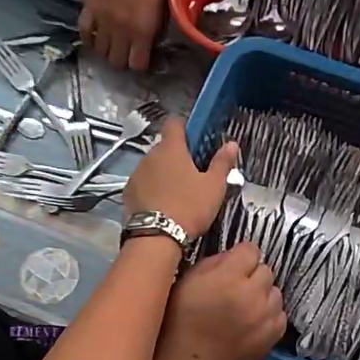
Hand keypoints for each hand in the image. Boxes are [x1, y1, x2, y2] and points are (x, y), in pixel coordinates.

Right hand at [80, 0, 166, 70]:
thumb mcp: (162, 6)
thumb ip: (154, 29)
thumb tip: (147, 44)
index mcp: (142, 30)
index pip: (137, 65)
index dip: (140, 65)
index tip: (142, 58)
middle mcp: (121, 29)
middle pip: (116, 62)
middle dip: (122, 60)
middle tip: (126, 51)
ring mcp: (102, 18)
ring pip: (99, 51)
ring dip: (106, 50)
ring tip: (112, 42)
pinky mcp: (88, 4)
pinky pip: (84, 31)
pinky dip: (89, 37)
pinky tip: (95, 33)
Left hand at [123, 116, 240, 238]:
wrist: (156, 237)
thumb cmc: (189, 207)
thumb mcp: (213, 187)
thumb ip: (222, 163)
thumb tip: (231, 144)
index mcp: (171, 149)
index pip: (175, 123)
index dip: (185, 127)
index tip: (195, 139)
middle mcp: (150, 155)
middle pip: (164, 147)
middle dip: (177, 156)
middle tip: (192, 174)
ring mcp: (136, 174)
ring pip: (152, 166)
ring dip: (163, 173)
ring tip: (176, 193)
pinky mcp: (127, 192)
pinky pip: (143, 183)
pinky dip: (151, 188)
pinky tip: (161, 205)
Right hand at [154, 242, 285, 359]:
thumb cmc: (177, 325)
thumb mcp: (186, 283)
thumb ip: (213, 263)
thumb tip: (233, 257)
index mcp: (229, 279)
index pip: (251, 250)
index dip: (240, 256)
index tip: (231, 265)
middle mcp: (253, 295)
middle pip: (266, 270)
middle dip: (251, 275)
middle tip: (234, 288)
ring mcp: (266, 318)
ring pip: (276, 292)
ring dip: (262, 294)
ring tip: (244, 306)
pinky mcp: (273, 337)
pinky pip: (280, 314)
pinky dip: (269, 314)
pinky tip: (252, 321)